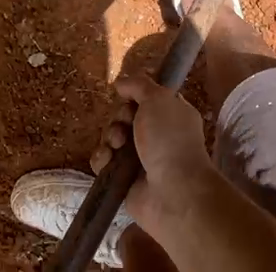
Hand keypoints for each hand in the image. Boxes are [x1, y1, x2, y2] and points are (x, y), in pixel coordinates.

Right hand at [91, 73, 213, 226]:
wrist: (173, 192)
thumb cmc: (169, 139)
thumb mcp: (158, 98)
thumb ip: (139, 85)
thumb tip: (121, 82)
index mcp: (171, 114)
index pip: (147, 98)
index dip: (134, 95)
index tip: (128, 97)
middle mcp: (158, 135)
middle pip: (126, 116)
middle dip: (119, 118)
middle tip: (124, 125)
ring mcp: (141, 159)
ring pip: (113, 138)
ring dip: (110, 137)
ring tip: (116, 145)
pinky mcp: (124, 180)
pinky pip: (105, 163)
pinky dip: (102, 159)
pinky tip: (107, 161)